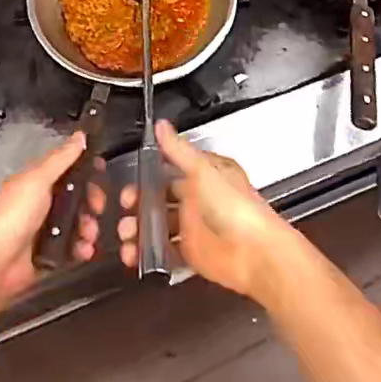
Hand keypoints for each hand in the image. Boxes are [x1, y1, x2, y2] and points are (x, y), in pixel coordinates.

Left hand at [0, 132, 106, 300]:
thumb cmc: (9, 218)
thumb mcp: (37, 180)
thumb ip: (61, 158)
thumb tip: (79, 136)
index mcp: (37, 182)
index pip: (68, 168)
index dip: (86, 169)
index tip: (100, 173)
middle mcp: (42, 203)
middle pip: (78, 196)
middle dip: (92, 201)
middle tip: (97, 207)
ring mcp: (46, 228)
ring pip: (79, 221)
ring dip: (89, 226)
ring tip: (88, 234)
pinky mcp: (49, 252)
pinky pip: (74, 246)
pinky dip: (82, 247)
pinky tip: (84, 248)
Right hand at [116, 120, 299, 299]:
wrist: (254, 252)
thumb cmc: (237, 207)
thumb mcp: (203, 171)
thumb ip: (179, 150)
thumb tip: (162, 126)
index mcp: (206, 174)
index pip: (172, 169)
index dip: (150, 175)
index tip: (131, 182)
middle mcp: (200, 198)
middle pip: (162, 199)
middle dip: (140, 205)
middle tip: (126, 210)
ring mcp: (196, 225)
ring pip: (160, 225)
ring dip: (140, 230)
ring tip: (127, 236)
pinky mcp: (194, 252)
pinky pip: (166, 251)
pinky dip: (149, 253)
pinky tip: (136, 254)